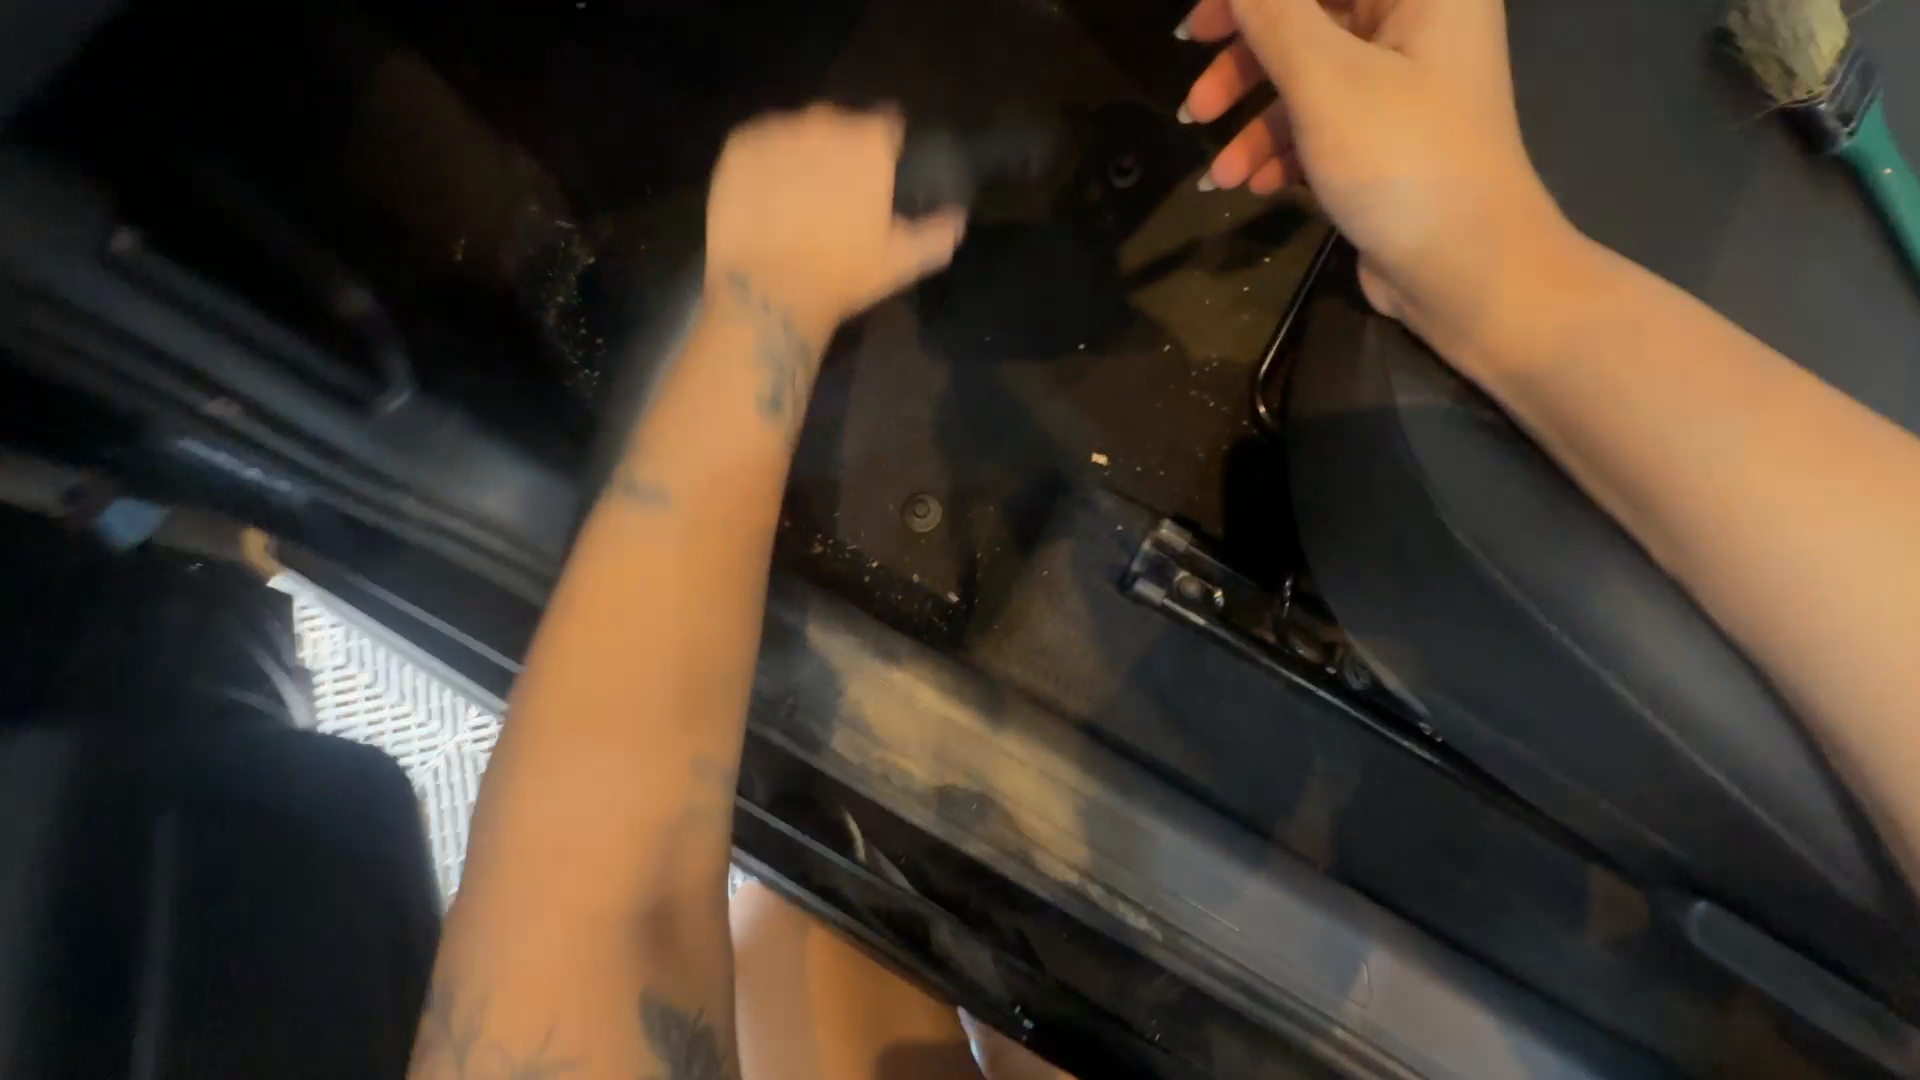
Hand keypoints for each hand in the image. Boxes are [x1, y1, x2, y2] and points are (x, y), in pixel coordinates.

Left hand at [705, 105, 968, 341]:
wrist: (769, 291)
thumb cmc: (842, 277)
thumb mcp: (901, 262)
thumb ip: (936, 234)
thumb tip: (958, 219)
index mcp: (869, 143)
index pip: (888, 125)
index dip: (885, 151)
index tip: (879, 178)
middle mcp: (824, 123)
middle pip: (840, 124)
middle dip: (841, 151)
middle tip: (837, 197)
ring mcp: (777, 131)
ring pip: (798, 132)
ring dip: (802, 155)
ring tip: (797, 201)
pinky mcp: (738, 146)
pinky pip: (760, 143)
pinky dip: (766, 164)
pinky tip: (767, 200)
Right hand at [1177, 0, 1576, 340]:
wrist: (1462, 267)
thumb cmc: (1402, 160)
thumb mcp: (1327, 82)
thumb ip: (1275, 16)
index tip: (1198, 27)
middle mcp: (1416, 23)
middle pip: (1310, 21)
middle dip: (1244, 68)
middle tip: (1195, 106)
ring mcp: (1400, 86)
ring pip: (1308, 83)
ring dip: (1253, 127)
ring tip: (1219, 175)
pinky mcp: (1384, 140)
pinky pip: (1321, 127)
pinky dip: (1282, 154)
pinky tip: (1254, 187)